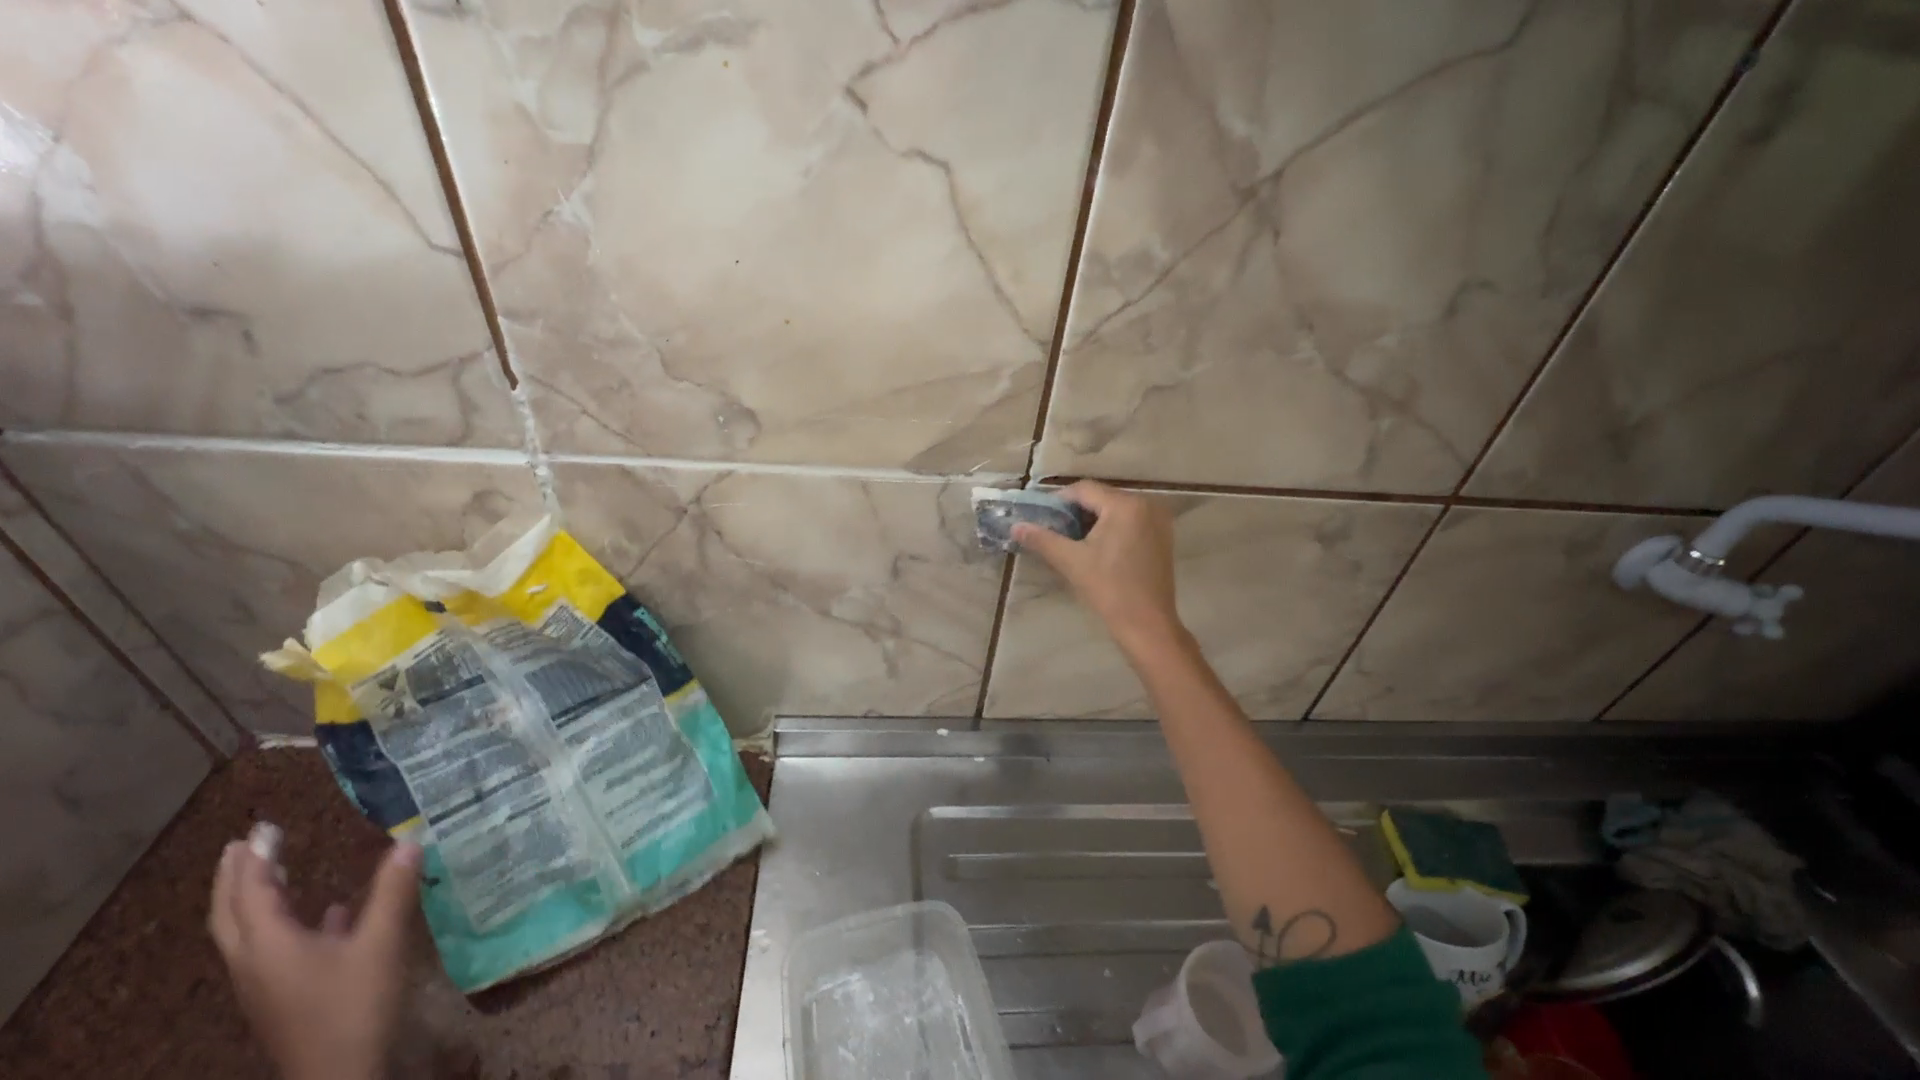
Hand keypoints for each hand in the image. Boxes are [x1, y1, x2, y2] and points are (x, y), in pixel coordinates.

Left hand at [208, 838, 422, 1079]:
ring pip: (248, 933)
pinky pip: (272, 949)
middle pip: (231, 914)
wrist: (339, 1075)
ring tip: (272, 872)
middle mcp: (254, 962)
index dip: (258, 857)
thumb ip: (393, 892)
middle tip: (241, 845)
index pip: (253, 890)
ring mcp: (265, 984)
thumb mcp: (381, 945)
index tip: (263, 826)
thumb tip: (410, 840)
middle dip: (236, 878)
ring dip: (255, 899)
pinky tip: (329, 915)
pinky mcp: (282, 998)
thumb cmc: (354, 1007)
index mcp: (269, 945)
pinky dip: (286, 923)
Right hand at [1012, 480, 1186, 655]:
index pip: (1084, 490)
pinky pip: (1131, 520)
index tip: (1042, 518)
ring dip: (1093, 519)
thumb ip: (1042, 539)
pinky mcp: (1162, 535)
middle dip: (1076, 511)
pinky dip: (1112, 527)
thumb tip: (1016, 526)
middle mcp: (1146, 504)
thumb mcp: (1072, 562)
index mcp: (1125, 505)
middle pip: (1101, 497)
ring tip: (1073, 540)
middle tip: (1055, 530)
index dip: (1059, 501)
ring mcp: (1158, 520)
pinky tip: (1098, 547)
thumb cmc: (1109, 590)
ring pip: (1115, 509)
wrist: (1147, 624)